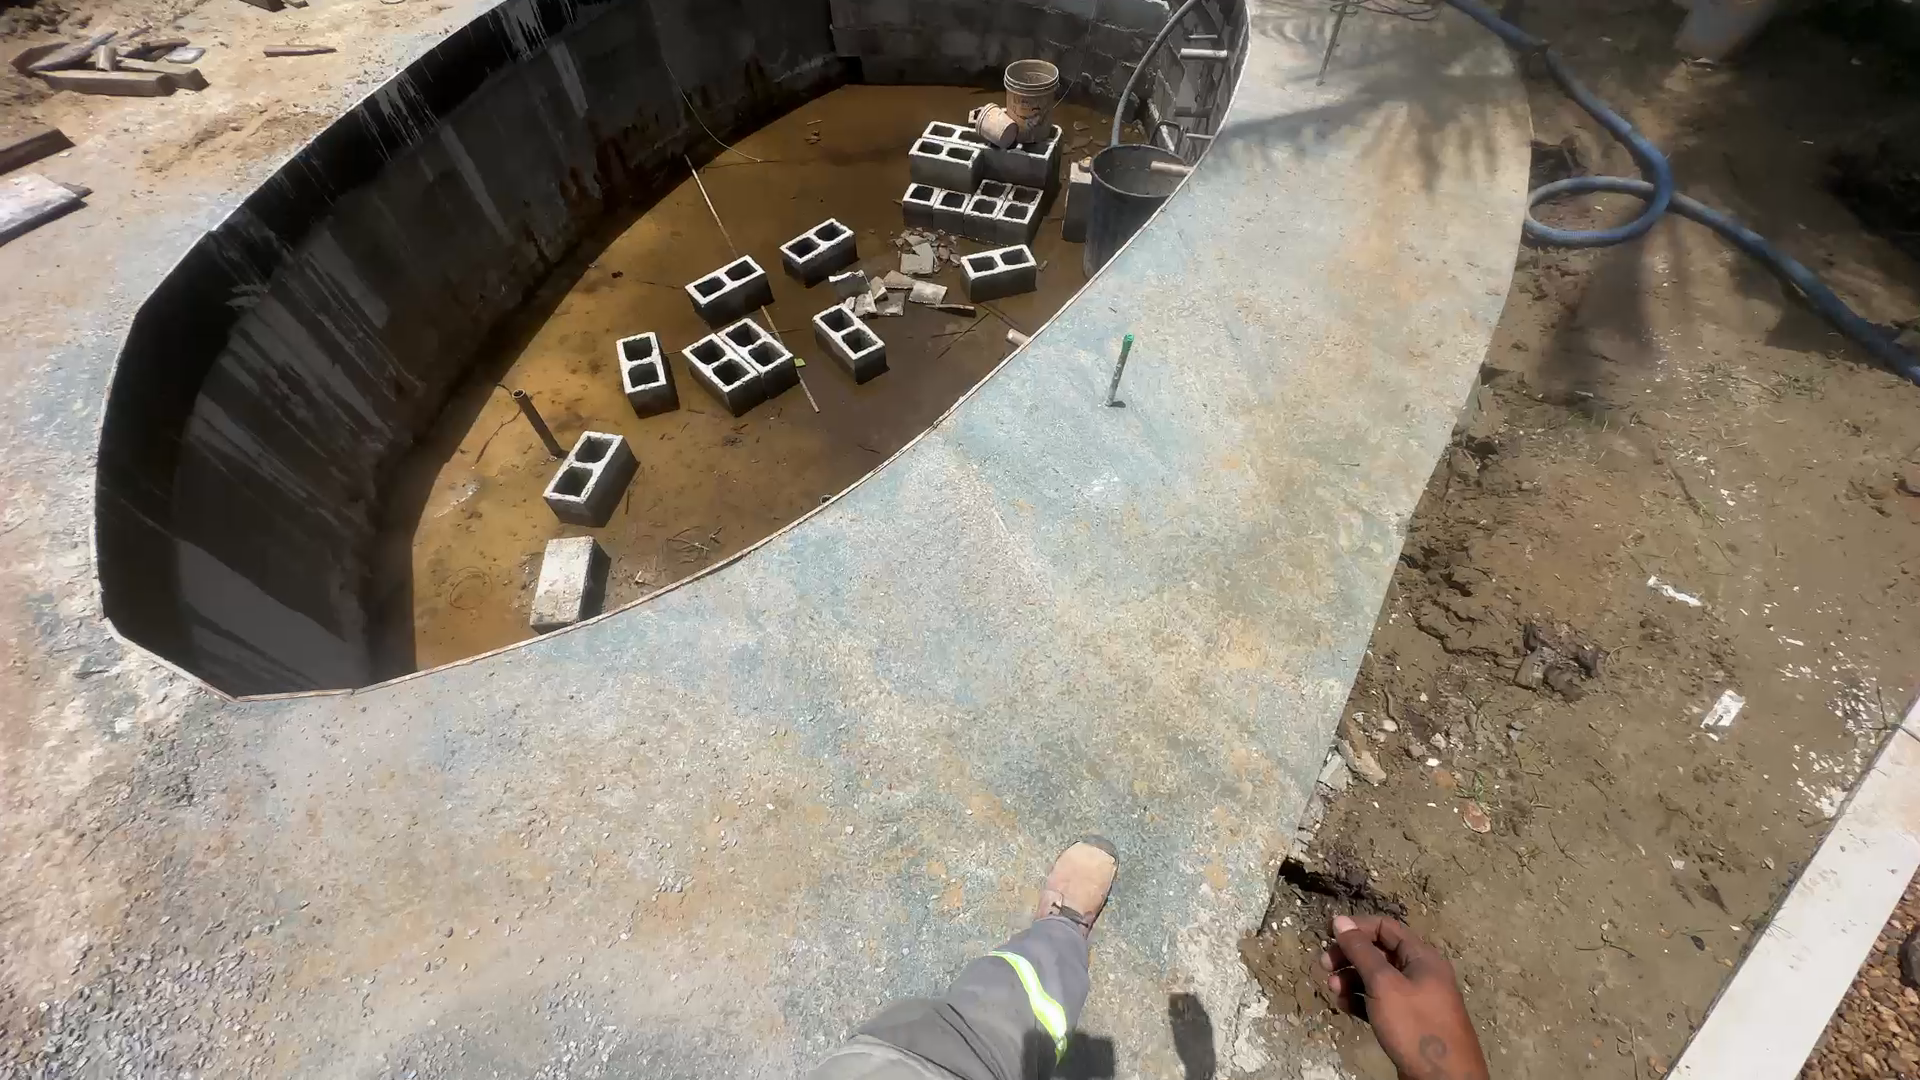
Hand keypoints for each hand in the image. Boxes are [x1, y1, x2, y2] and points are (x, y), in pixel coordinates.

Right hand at [1319, 914, 1488, 1079]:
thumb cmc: (1415, 1026)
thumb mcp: (1383, 984)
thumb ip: (1360, 950)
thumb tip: (1339, 920)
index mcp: (1422, 958)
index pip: (1384, 927)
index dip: (1356, 926)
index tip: (1329, 934)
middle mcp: (1419, 974)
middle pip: (1377, 951)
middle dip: (1348, 956)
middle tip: (1325, 964)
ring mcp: (1414, 999)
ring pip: (1374, 977)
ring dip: (1350, 979)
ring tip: (1333, 989)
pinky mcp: (1407, 1021)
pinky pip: (1378, 1000)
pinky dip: (1359, 999)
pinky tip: (1345, 1006)